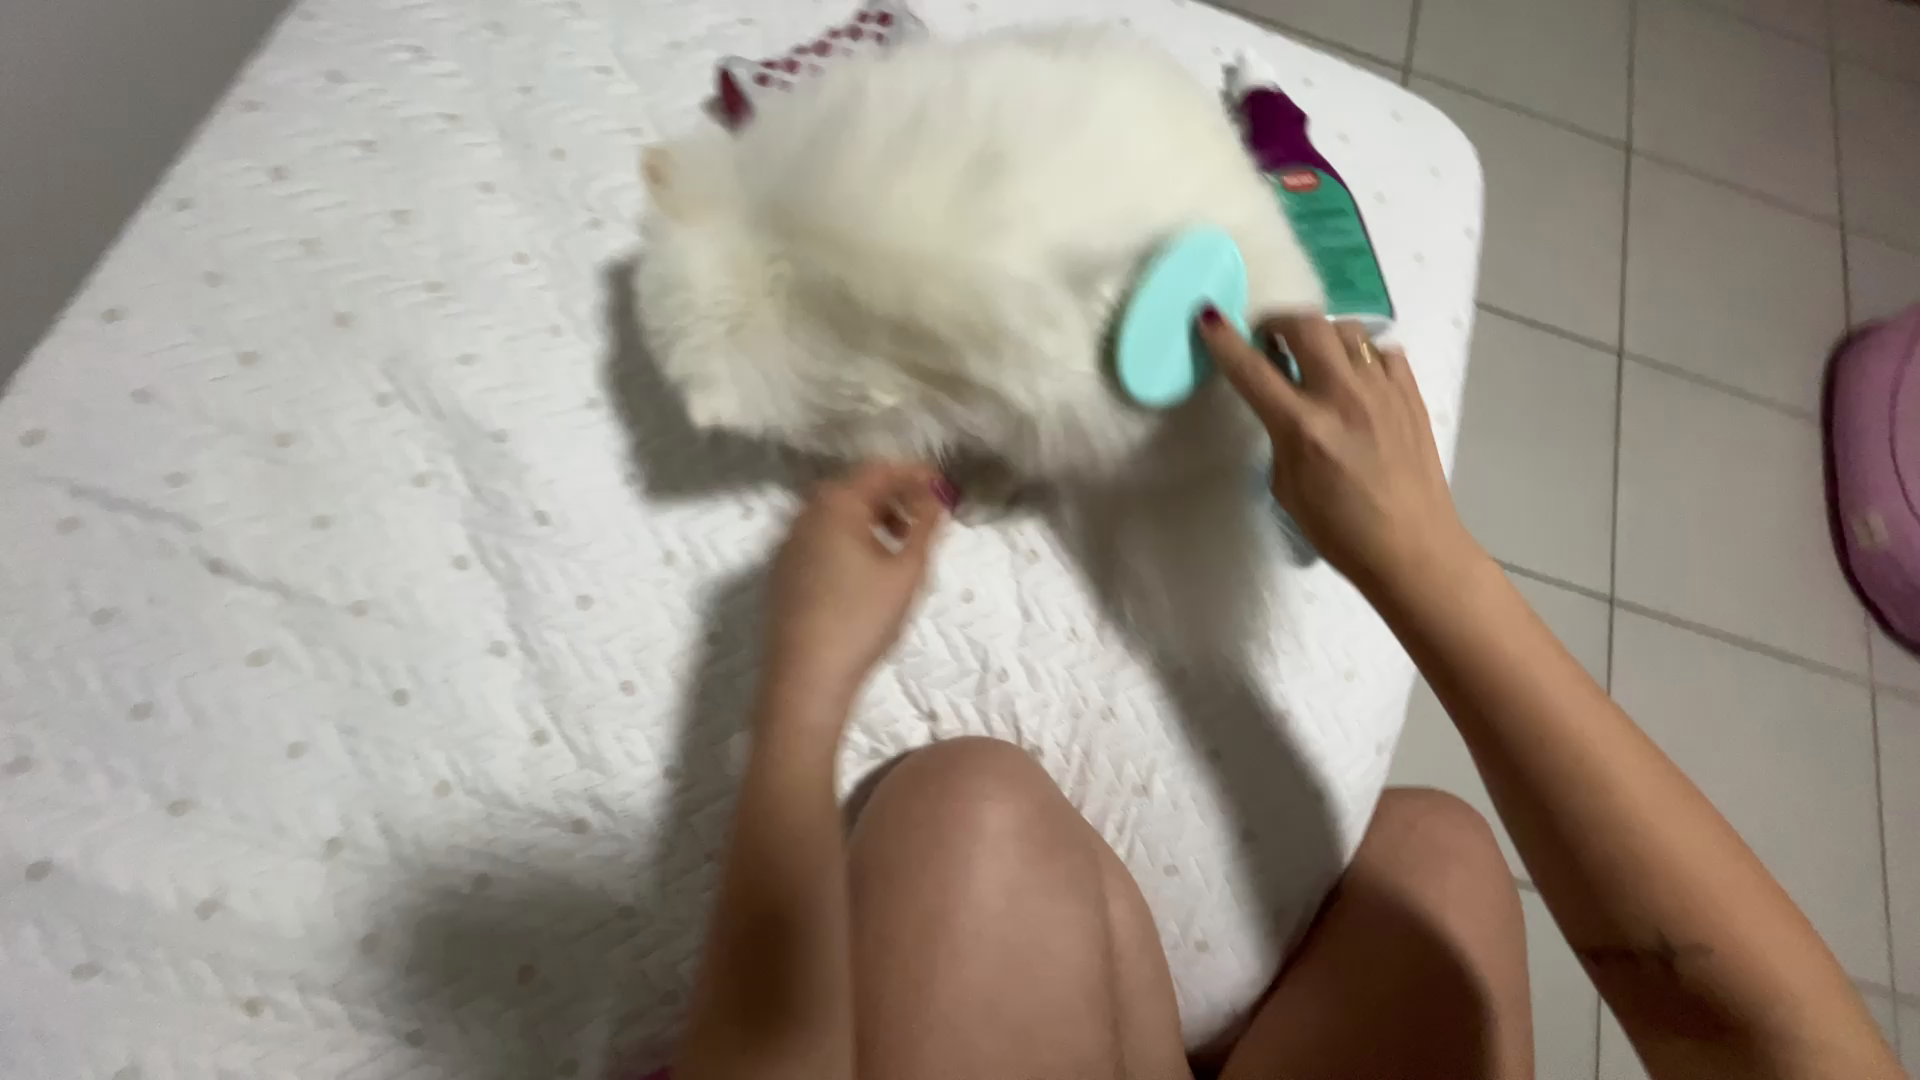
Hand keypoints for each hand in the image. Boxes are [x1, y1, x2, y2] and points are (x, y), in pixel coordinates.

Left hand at [761, 461, 953, 710]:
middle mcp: (806, 513)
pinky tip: (868, 565)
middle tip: (926, 515)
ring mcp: (789, 541)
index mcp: (836, 505)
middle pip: (856, 487)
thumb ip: (926, 526)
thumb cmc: (862, 620)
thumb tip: (937, 497)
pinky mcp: (784, 569)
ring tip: (902, 542)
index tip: (944, 488)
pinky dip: (849, 535)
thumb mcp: (907, 571)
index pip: (880, 470)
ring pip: (837, 512)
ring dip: (872, 516)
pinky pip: (821, 535)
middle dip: (894, 494)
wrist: (805, 677)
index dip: (916, 474)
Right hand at [1197, 310, 1482, 596]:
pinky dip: (1360, 354)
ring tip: (1312, 355)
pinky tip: (1354, 377)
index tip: (1208, 317)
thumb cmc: (1336, 529)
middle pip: (1306, 326)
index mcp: (1302, 428)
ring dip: (1320, 334)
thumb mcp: (1286, 485)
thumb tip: (1286, 406)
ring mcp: (1382, 391)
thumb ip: (1281, 436)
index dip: (1224, 340)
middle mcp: (1342, 398)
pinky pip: (1381, 351)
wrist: (1411, 546)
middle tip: (1267, 337)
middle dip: (1278, 321)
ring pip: (1346, 330)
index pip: (1251, 371)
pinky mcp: (1410, 394)